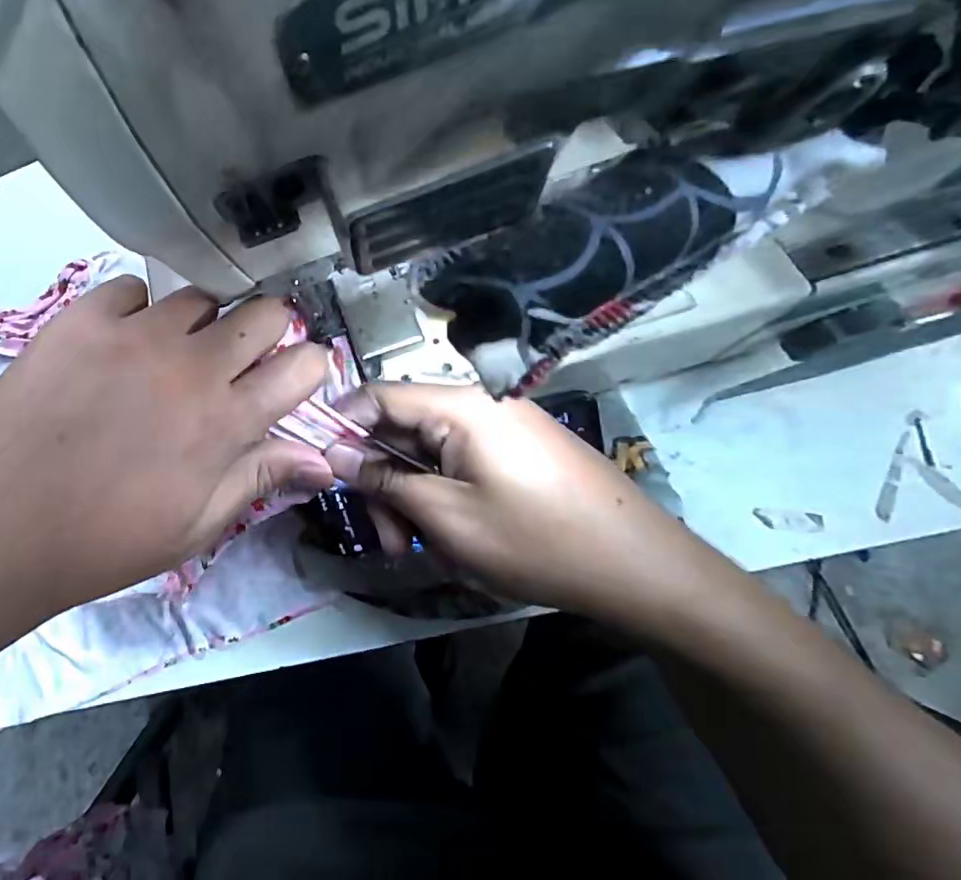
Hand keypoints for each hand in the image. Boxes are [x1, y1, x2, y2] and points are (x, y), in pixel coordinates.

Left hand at [0, 278, 333, 624]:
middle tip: (242, 358)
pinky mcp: (81, 320)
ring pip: (199, 298)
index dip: (309, 368)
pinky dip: (138, 312)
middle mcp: (190, 367)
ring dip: (202, 324)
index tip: (294, 378)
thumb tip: (324, 460)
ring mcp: (134, 335)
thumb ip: (260, 478)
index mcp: (224, 423)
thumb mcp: (194, 527)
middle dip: (269, 331)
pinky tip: (121, 344)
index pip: (302, 366)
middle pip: (264, 313)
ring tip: (174, 354)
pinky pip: (133, 290)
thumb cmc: (102, 542)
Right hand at [324, 384, 733, 624]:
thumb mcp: (445, 516)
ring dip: (412, 496)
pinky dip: (443, 494)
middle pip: (402, 427)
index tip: (323, 472)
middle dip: (383, 482)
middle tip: (387, 541)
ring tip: (419, 550)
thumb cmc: (534, 539)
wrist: (637, 565)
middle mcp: (477, 403)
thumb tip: (336, 453)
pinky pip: (460, 461)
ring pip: (429, 450)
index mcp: (458, 404)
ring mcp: (501, 426)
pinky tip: (451, 536)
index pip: (376, 394)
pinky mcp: (517, 449)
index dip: (341, 427)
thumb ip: (383, 480)